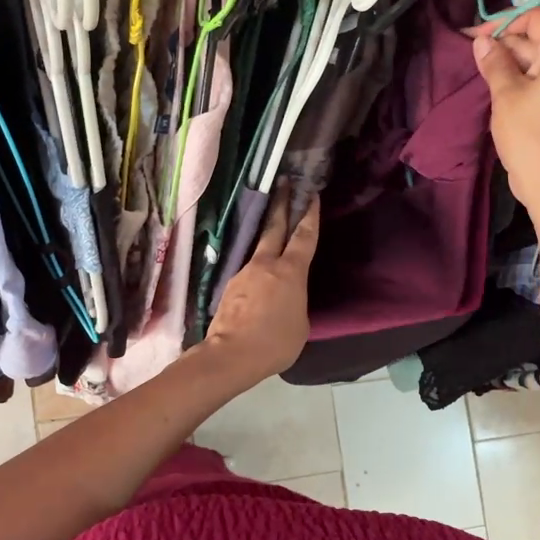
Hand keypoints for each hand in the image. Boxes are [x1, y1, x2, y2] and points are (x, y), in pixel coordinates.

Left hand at [200, 190, 320, 386]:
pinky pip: (248, 275)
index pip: (304, 236)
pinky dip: (256, 274)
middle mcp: (264, 265)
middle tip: (285, 183)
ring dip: (267, 242)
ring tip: (274, 237)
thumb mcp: (300, 324)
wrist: (231, 356)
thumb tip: (286, 299)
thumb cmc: (275, 342)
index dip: (309, 215)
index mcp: (290, 271)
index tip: (311, 195)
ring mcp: (243, 274)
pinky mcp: (228, 289)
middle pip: (274, 228)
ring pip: (258, 252)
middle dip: (282, 204)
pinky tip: (258, 286)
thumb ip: (296, 302)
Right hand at [470, 6, 539, 217]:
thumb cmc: (529, 135)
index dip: (506, 21)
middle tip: (472, 58)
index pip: (538, 16)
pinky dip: (524, 76)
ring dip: (512, 61)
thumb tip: (483, 41)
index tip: (476, 38)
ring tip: (482, 75)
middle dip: (506, 43)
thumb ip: (495, 63)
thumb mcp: (506, 95)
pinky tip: (501, 89)